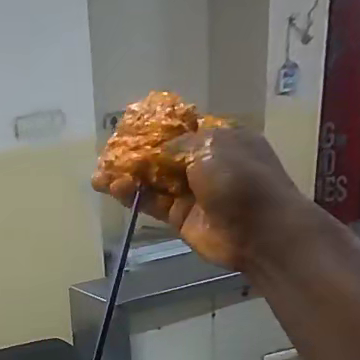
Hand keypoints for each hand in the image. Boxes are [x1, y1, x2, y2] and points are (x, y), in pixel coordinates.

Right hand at [122, 127, 311, 269]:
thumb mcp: (212, 147)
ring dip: (127, 176)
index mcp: (220, 138)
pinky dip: (132, 196)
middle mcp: (205, 162)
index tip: (126, 129)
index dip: (153, 129)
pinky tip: (113, 190)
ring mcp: (191, 190)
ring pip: (151, 179)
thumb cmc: (242, 180)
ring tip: (100, 177)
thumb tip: (153, 152)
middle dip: (133, 154)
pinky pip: (151, 202)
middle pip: (161, 155)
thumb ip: (178, 145)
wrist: (260, 231)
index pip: (181, 128)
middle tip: (107, 156)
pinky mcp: (179, 215)